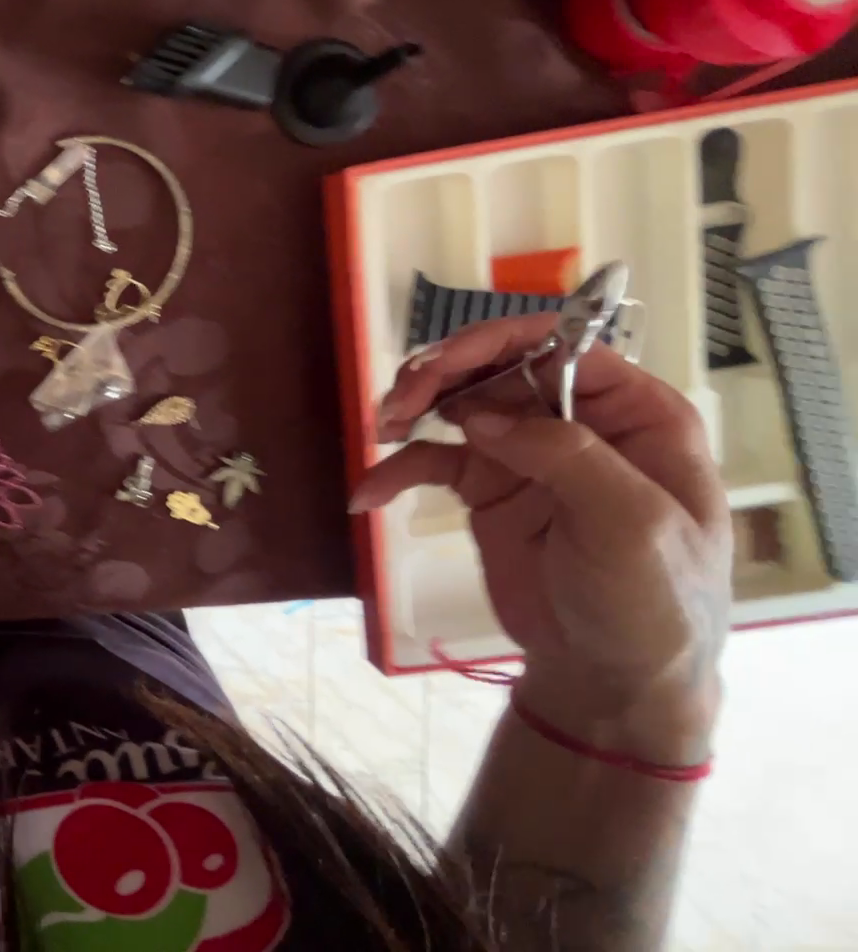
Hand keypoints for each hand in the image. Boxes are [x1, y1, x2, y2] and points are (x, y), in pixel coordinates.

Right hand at [349, 316, 731, 763]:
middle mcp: (575, 422)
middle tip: (396, 405)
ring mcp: (522, 454)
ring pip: (455, 403)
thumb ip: (567, 457)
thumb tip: (480, 416)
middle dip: (439, 376)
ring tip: (380, 430)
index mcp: (633, 416)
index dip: (496, 344)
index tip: (437, 368)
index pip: (563, 346)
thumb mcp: (630, 527)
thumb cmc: (648, 600)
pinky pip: (427, 461)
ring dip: (409, 408)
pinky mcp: (482, 487)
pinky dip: (391, 472)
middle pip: (495, 368)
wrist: (606, 670)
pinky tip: (366, 494)